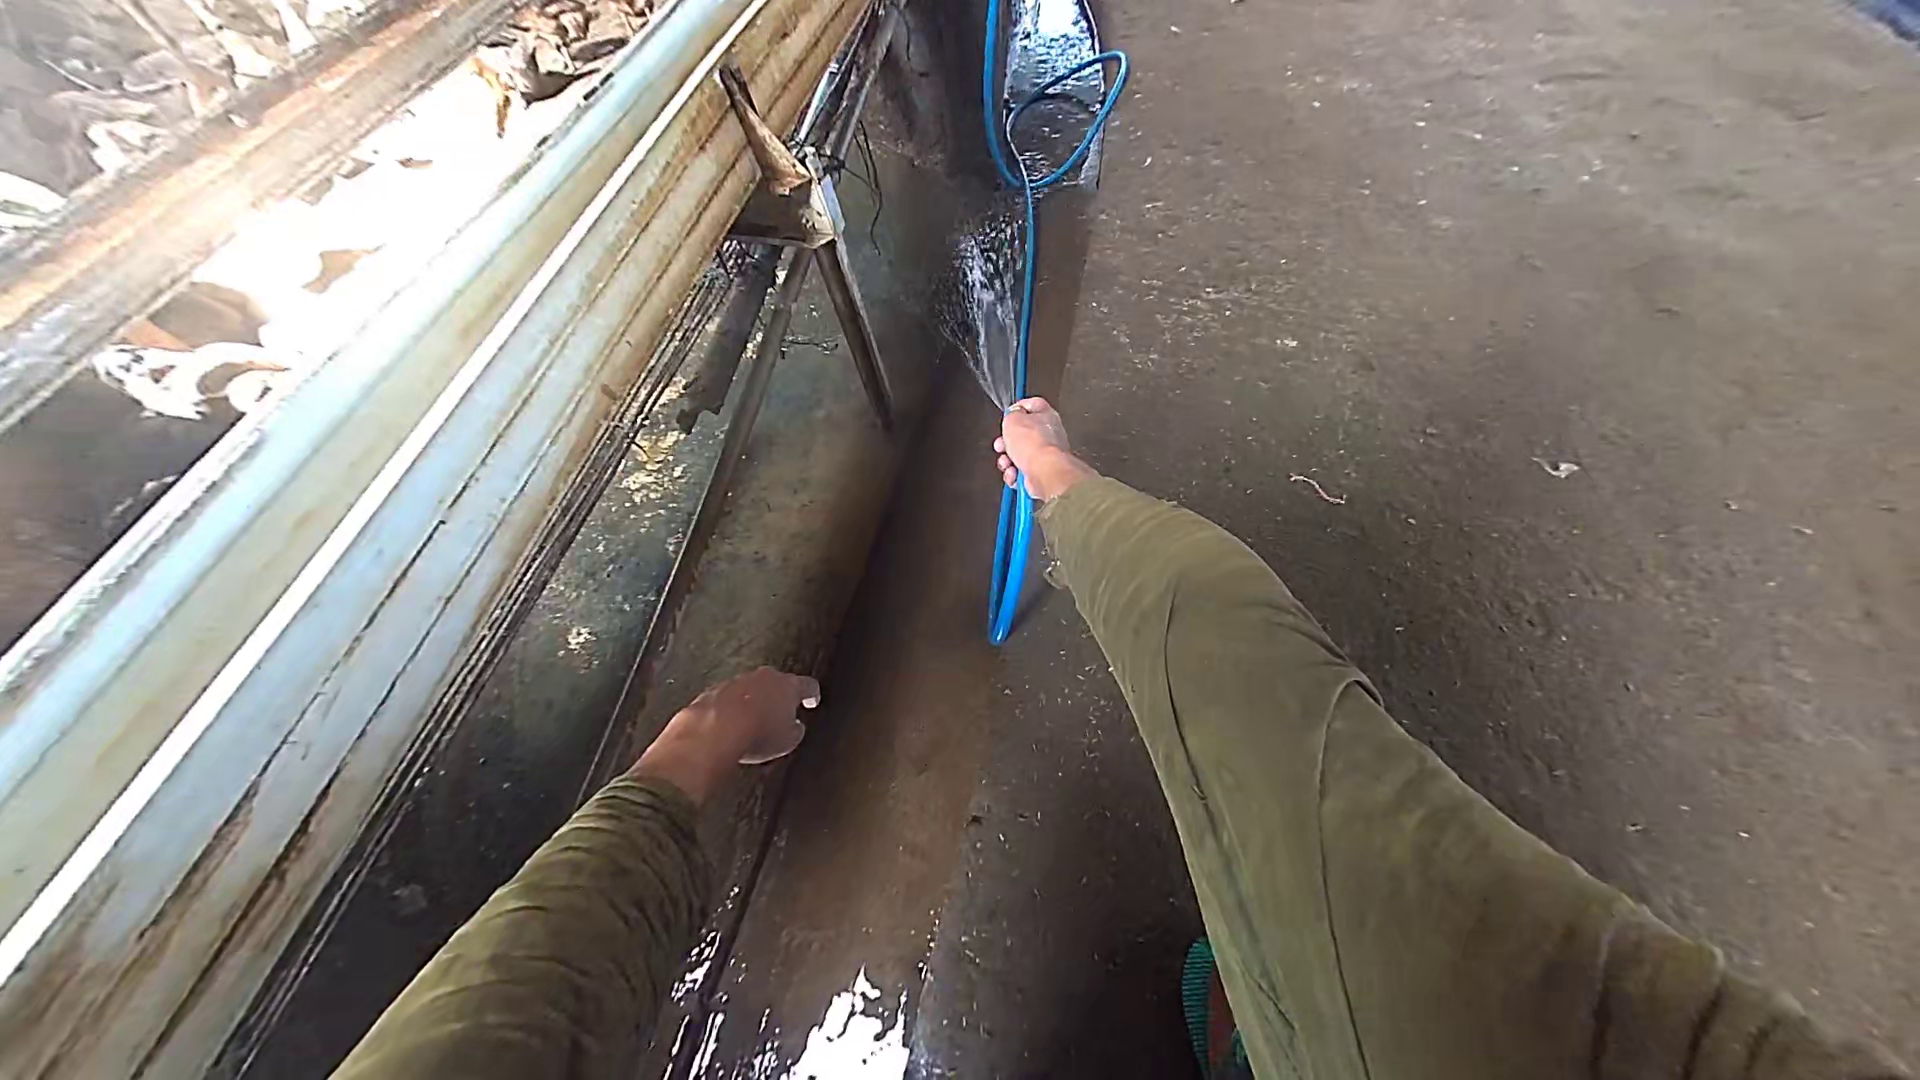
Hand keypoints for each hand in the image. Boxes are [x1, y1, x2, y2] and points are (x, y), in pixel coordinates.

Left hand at [631, 667, 820, 803]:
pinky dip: (730, 710)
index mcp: (788, 686)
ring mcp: (737, 681)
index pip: (807, 685)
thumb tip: (794, 729)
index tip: (811, 699)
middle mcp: (764, 677)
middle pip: (776, 684)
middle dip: (778, 698)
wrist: (714, 732)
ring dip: (753, 704)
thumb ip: (795, 731)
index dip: (811, 694)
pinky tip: (729, 728)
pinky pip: (728, 699)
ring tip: (751, 727)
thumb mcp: (787, 741)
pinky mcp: (714, 690)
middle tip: (778, 717)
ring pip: (750, 690)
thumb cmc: (756, 734)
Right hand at [993, 397, 1098, 500]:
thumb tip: (1011, 417)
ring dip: (1008, 460)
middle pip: (1022, 435)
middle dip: (1007, 442)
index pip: (1033, 406)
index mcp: (1047, 416)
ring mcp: (1045, 456)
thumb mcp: (1013, 419)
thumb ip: (1011, 414)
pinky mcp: (1041, 473)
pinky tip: (1015, 473)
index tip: (1008, 414)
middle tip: (1002, 445)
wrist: (1042, 471)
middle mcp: (1049, 436)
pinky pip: (1021, 473)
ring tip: (1007, 462)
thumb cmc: (1034, 445)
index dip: (1018, 408)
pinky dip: (1014, 475)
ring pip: (1019, 456)